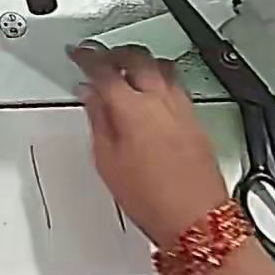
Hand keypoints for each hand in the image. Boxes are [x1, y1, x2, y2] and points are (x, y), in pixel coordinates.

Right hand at [70, 42, 231, 246]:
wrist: (197, 222)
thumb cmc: (153, 198)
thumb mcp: (106, 159)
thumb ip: (97, 118)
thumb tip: (90, 95)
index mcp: (131, 108)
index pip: (104, 69)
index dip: (86, 57)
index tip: (77, 53)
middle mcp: (159, 101)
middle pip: (136, 58)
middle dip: (114, 52)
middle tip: (99, 56)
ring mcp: (181, 108)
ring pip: (161, 65)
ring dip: (140, 60)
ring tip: (126, 67)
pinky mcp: (196, 119)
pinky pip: (176, 83)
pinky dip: (159, 76)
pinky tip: (151, 88)